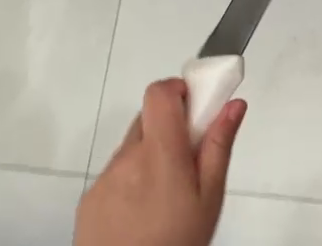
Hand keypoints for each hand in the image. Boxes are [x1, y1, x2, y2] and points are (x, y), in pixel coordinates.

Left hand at [75, 78, 245, 245]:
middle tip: (189, 159)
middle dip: (170, 127)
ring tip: (165, 197)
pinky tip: (142, 213)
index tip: (196, 108)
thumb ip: (219, 145)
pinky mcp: (88, 202)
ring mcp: (103, 180)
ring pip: (131, 148)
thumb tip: (234, 103)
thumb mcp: (210, 197)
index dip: (178, 90)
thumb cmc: (178, 243)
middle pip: (147, 119)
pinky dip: (130, 181)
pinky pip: (114, 175)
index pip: (159, 93)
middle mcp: (126, 159)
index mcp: (160, 153)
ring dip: (150, 156)